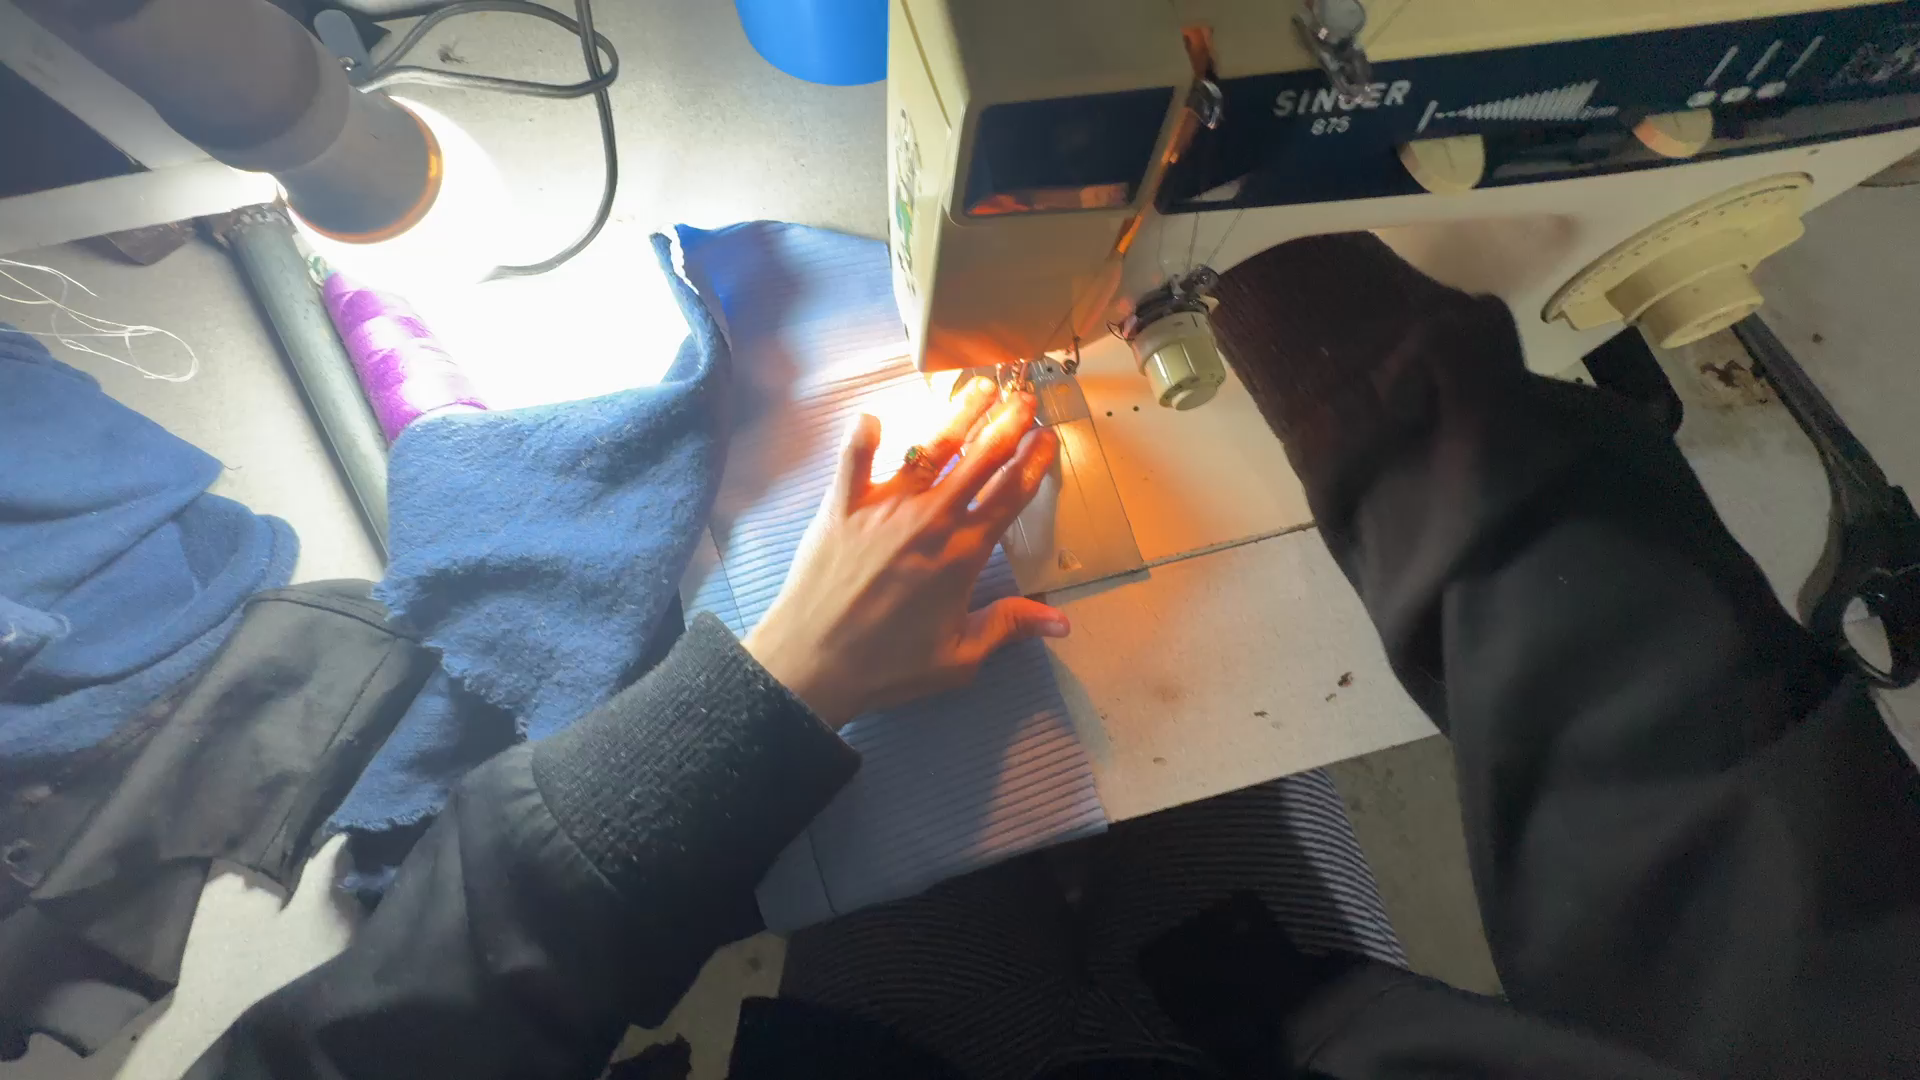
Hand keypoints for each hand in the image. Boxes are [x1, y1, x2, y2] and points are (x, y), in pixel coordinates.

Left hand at [744, 377, 1067, 727]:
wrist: (813, 661)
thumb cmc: (889, 665)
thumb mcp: (959, 657)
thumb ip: (1009, 626)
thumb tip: (1063, 622)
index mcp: (964, 553)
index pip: (1010, 496)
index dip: (1034, 462)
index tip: (1048, 437)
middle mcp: (930, 519)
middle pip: (979, 460)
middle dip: (1008, 423)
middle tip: (1025, 397)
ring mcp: (885, 506)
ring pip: (930, 449)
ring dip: (958, 414)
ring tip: (978, 386)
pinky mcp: (843, 505)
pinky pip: (854, 459)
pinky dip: (863, 435)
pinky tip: (873, 415)